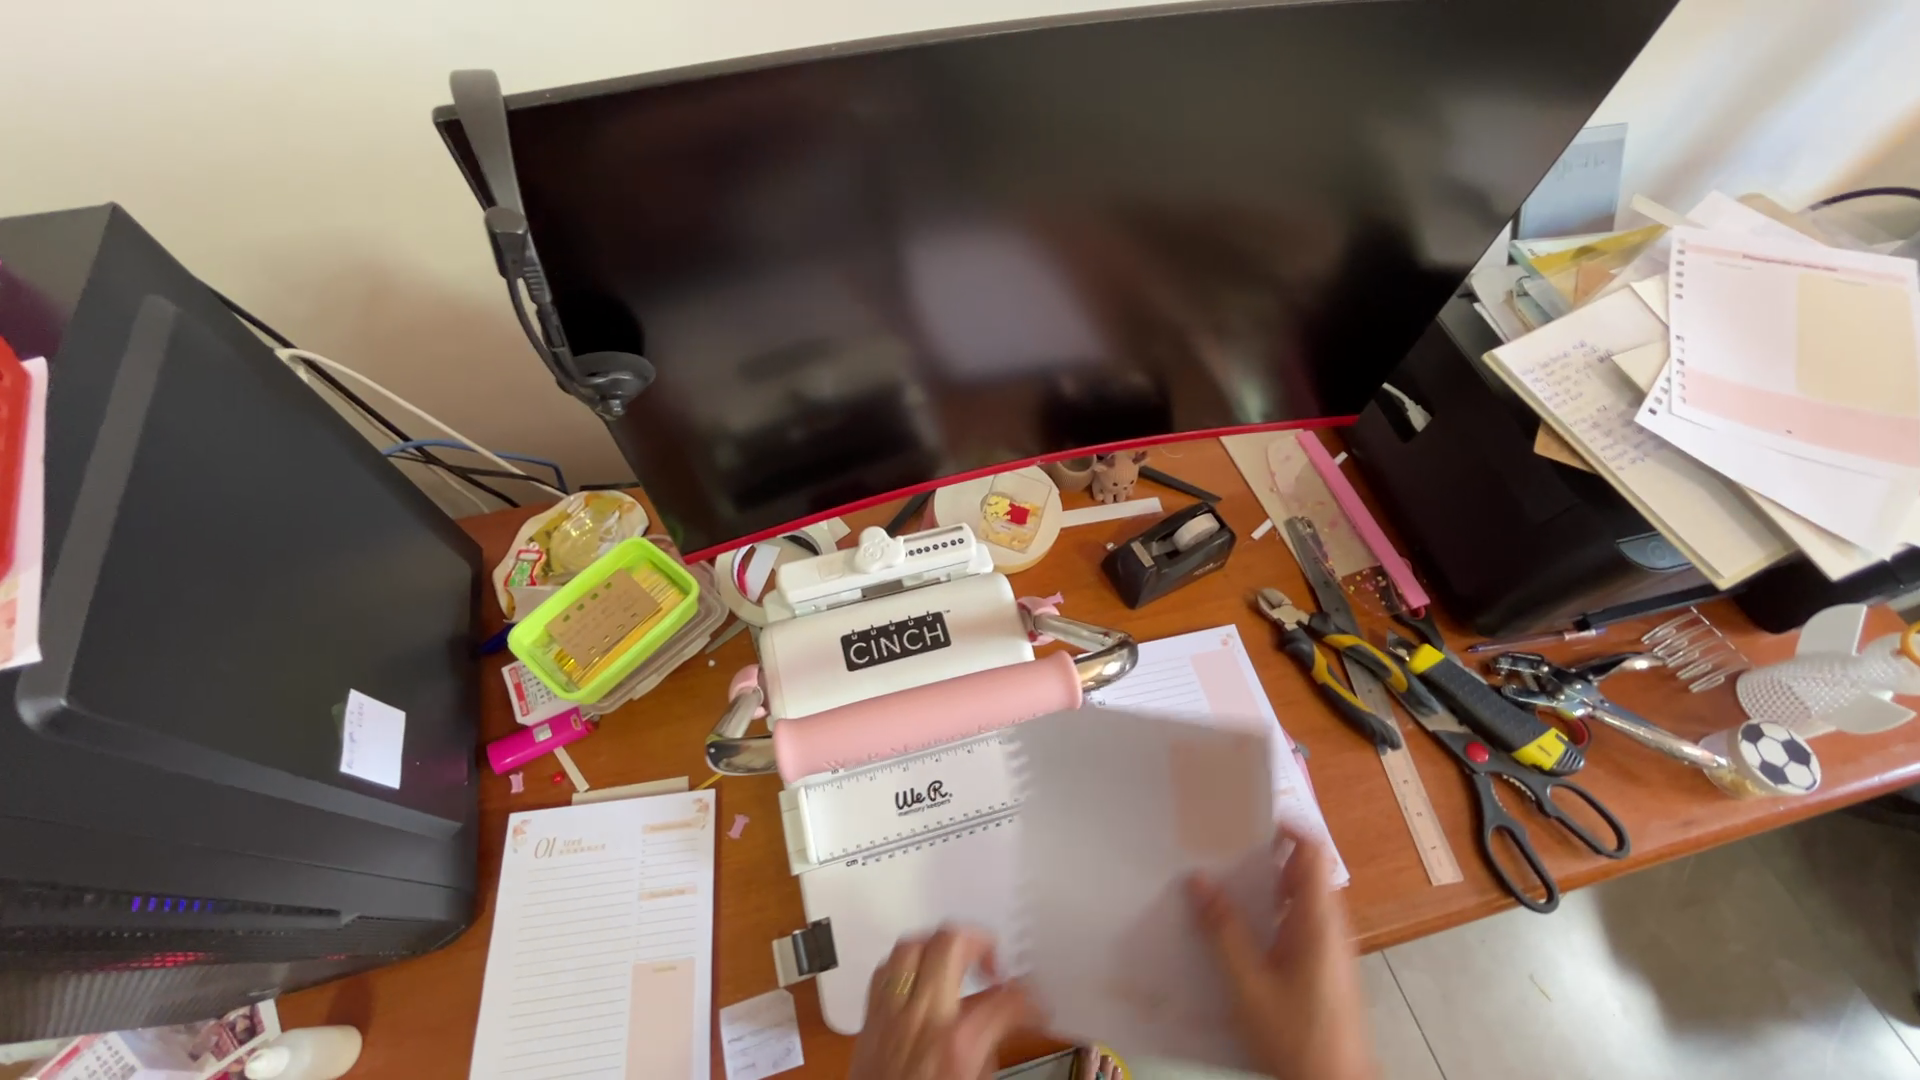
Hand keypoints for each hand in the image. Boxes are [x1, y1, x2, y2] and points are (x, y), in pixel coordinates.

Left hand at [848, 925, 1039, 1079]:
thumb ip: (988, 1045)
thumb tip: (998, 1021)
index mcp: (957, 1045)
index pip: (1006, 999)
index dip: (1029, 997)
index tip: (1034, 1003)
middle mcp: (922, 1019)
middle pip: (950, 944)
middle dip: (979, 942)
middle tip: (993, 964)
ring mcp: (892, 1014)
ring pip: (911, 946)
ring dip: (938, 946)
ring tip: (957, 960)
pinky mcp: (870, 1020)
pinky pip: (885, 970)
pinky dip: (905, 964)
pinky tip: (919, 976)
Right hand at [1187, 830, 1375, 1079]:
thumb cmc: (1296, 1036)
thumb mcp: (1249, 985)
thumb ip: (1224, 930)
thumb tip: (1198, 879)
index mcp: (1318, 920)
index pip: (1313, 851)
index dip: (1286, 826)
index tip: (1245, 815)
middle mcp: (1330, 925)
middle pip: (1305, 869)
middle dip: (1265, 851)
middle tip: (1221, 843)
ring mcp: (1330, 946)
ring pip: (1301, 895)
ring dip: (1267, 882)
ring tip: (1221, 875)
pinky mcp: (1324, 965)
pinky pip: (1299, 919)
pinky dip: (1272, 908)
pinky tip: (1239, 923)